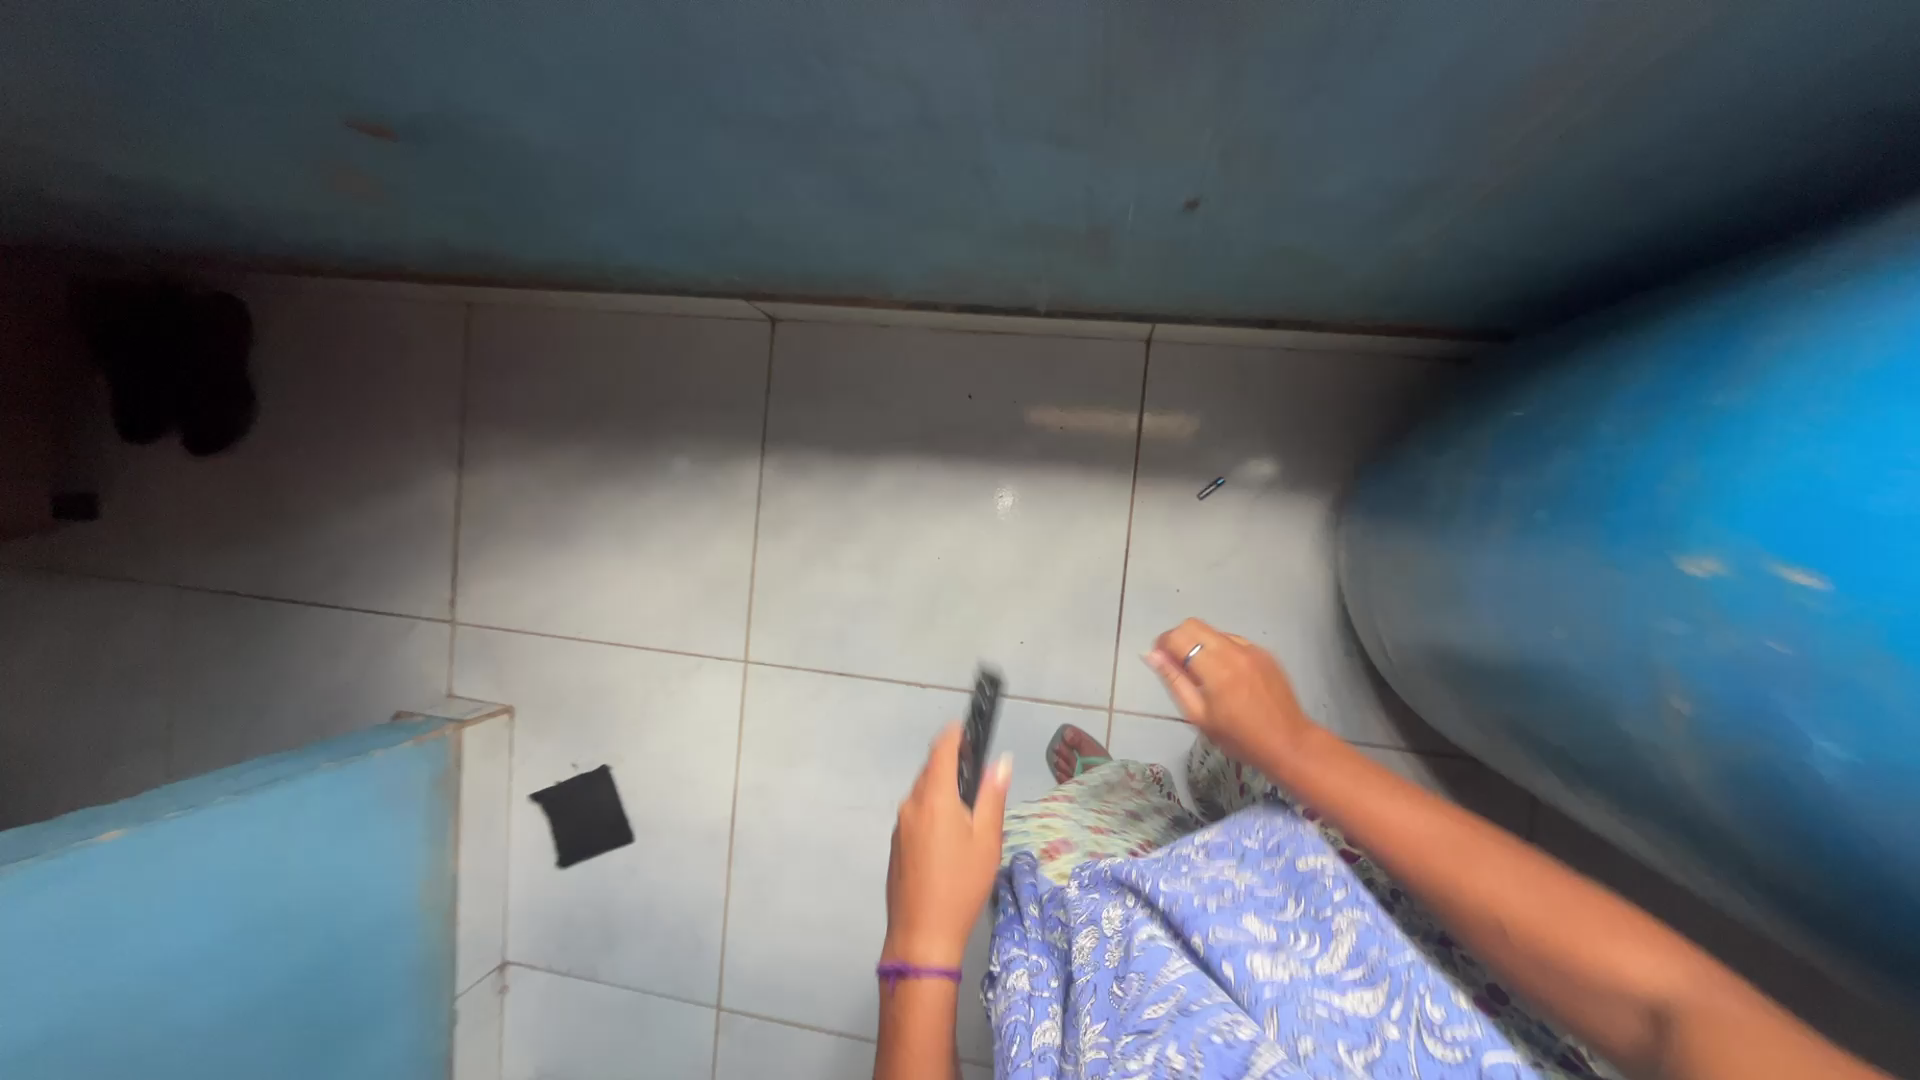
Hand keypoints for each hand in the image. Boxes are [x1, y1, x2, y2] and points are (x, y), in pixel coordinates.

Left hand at [882, 723, 1011, 967]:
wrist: (922, 934)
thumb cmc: (962, 884)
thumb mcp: (987, 839)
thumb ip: (992, 796)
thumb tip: (1001, 762)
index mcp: (935, 797)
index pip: (942, 749)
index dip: (955, 734)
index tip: (968, 727)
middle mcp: (912, 804)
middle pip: (930, 770)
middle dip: (950, 762)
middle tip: (976, 768)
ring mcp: (900, 825)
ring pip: (922, 793)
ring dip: (941, 788)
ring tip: (967, 805)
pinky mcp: (896, 844)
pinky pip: (915, 813)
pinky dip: (931, 809)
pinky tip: (949, 833)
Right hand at [1145, 618, 1317, 762]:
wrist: (1289, 743)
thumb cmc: (1238, 737)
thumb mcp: (1198, 715)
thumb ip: (1174, 681)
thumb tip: (1151, 655)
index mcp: (1215, 667)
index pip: (1177, 636)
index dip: (1162, 645)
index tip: (1161, 661)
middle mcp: (1233, 650)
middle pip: (1193, 625)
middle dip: (1178, 639)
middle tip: (1178, 666)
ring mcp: (1252, 649)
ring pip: (1213, 632)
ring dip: (1200, 645)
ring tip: (1205, 675)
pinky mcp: (1264, 653)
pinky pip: (1233, 641)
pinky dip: (1221, 651)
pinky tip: (1227, 677)